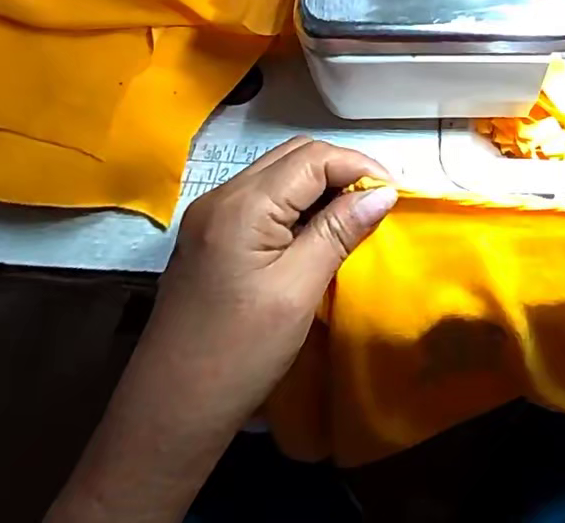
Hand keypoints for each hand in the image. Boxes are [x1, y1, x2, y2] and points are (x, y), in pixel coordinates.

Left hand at [149, 136, 398, 417]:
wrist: (170, 409)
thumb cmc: (238, 355)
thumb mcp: (297, 292)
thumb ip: (338, 233)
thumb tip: (383, 193)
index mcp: (241, 205)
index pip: (310, 158)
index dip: (357, 165)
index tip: (394, 193)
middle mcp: (222, 194)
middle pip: (293, 155)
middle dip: (340, 169)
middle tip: (377, 201)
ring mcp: (211, 212)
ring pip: (277, 172)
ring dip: (319, 184)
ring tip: (355, 214)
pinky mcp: (210, 231)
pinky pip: (262, 196)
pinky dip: (296, 201)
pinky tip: (317, 228)